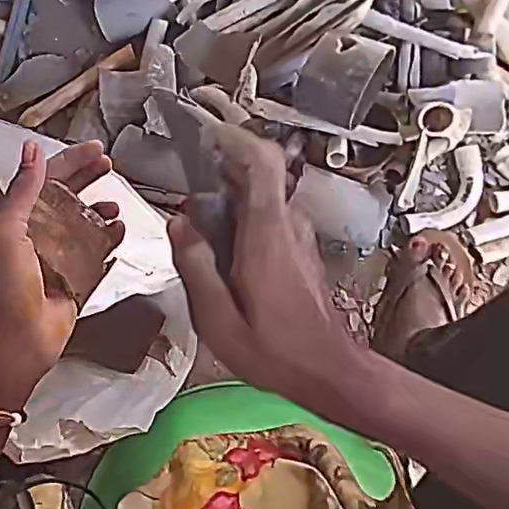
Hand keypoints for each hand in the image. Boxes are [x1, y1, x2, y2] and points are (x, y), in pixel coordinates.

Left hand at [0, 140, 119, 412]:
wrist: (19, 339)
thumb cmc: (5, 290)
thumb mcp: (5, 231)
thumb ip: (21, 190)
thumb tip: (30, 152)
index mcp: (16, 220)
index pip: (44, 180)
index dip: (69, 161)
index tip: (93, 149)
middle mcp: (36, 235)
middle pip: (67, 196)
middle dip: (88, 178)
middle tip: (108, 165)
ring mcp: (56, 257)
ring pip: (83, 223)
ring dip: (100, 210)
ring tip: (114, 204)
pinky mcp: (74, 278)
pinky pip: (96, 253)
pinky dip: (109, 240)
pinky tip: (119, 231)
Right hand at [169, 125, 360, 401]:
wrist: (330, 372)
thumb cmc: (277, 352)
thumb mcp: (218, 319)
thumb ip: (196, 267)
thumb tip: (178, 226)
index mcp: (267, 236)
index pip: (262, 163)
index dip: (234, 139)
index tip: (206, 135)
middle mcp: (288, 227)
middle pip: (259, 175)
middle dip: (221, 173)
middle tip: (189, 192)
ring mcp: (298, 238)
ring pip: (263, 196)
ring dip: (231, 198)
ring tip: (200, 225)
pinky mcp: (300, 251)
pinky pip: (270, 217)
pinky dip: (243, 218)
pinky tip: (223, 250)